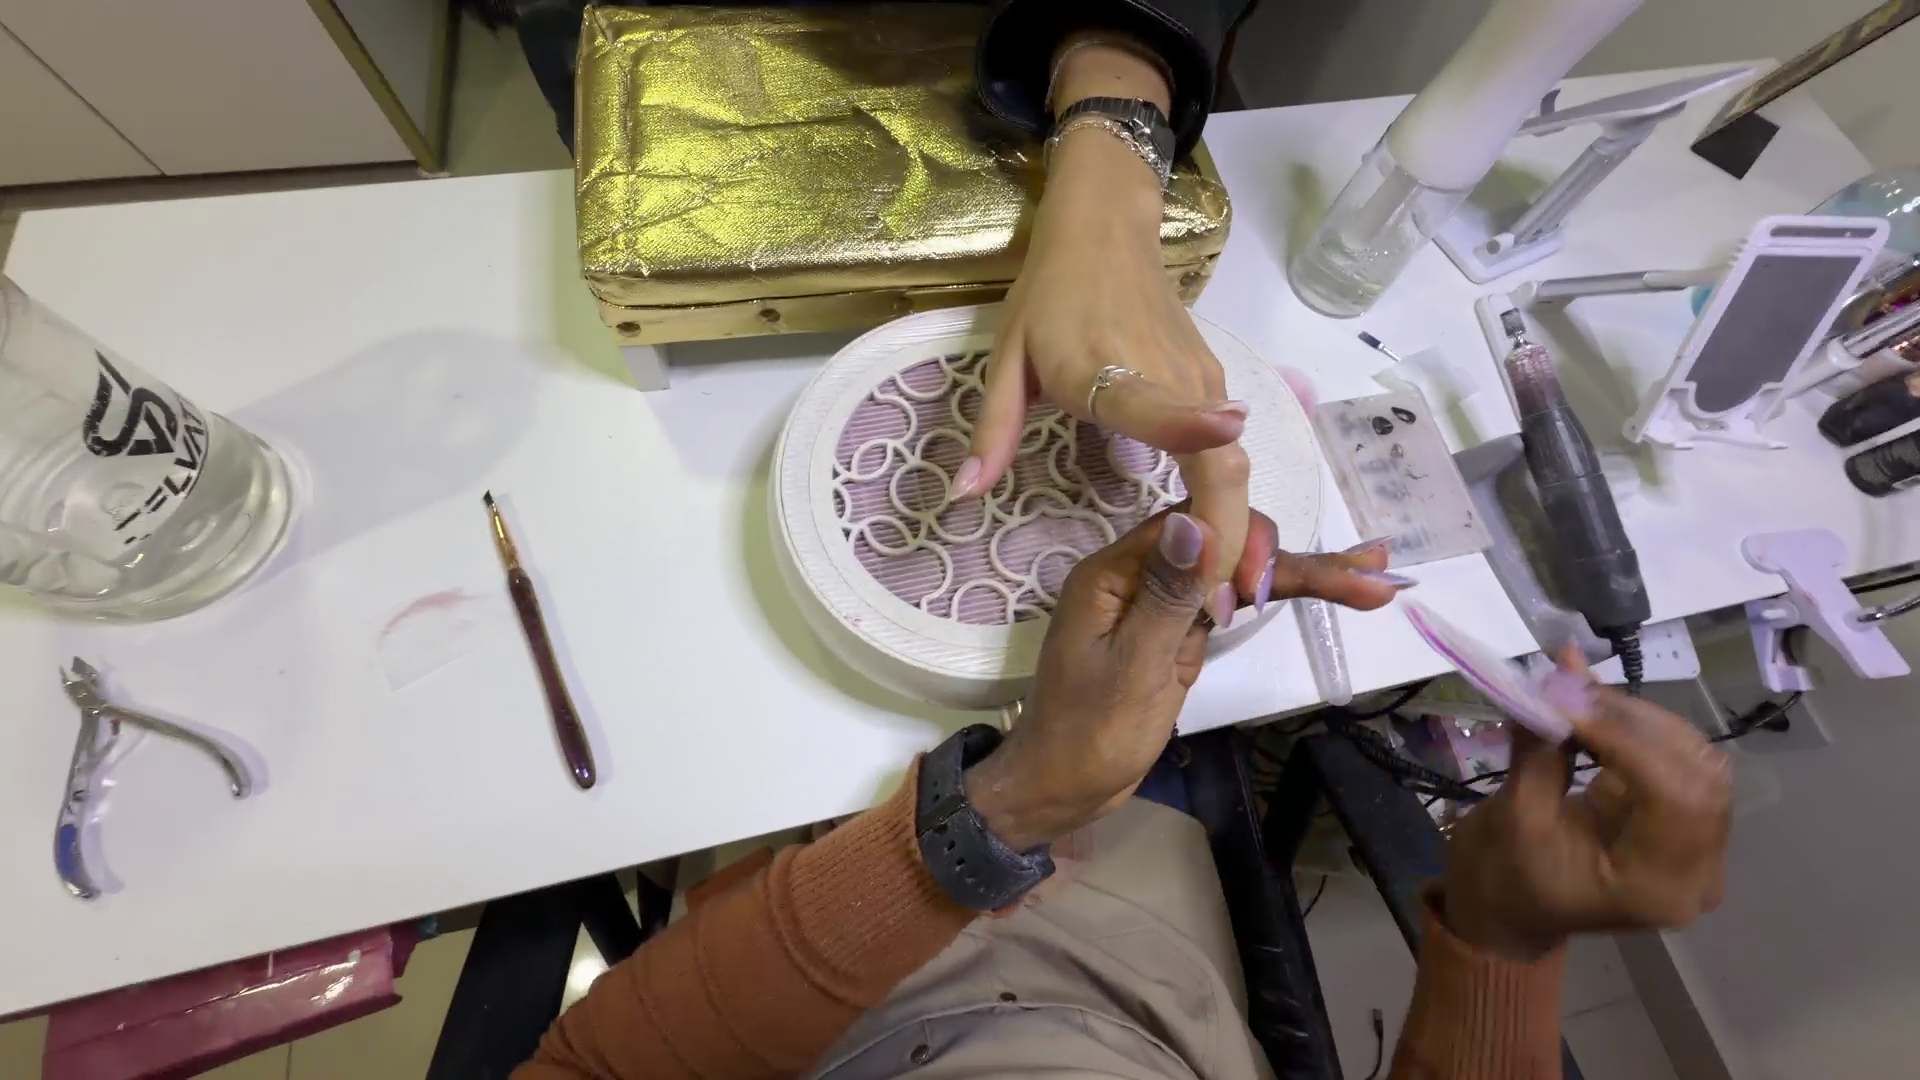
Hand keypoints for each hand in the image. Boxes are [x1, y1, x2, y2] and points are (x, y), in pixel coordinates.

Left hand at [955, 41, 1258, 603]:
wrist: (1104, 229)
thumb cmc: (1048, 296)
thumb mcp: (1006, 360)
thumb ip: (993, 430)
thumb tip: (962, 495)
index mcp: (1100, 368)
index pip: (1150, 403)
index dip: (1186, 430)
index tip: (1218, 474)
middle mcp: (1166, 374)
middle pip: (1218, 460)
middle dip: (1226, 537)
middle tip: (1215, 608)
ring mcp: (1199, 377)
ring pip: (1234, 461)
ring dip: (1236, 527)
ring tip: (1222, 592)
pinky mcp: (1212, 378)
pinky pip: (1230, 449)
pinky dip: (1230, 497)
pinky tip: (1216, 537)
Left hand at [963, 511, 1405, 849]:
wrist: (1065, 786)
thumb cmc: (1090, 734)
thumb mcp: (1134, 668)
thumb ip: (1168, 596)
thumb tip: (1196, 521)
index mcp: (1112, 573)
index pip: (1186, 524)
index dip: (1238, 537)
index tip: (1263, 585)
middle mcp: (1136, 575)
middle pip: (1219, 542)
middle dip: (1282, 558)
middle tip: (1362, 581)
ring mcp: (1160, 600)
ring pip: (1232, 571)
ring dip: (1299, 572)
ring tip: (1374, 577)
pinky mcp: (1177, 628)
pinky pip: (1227, 602)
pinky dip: (1273, 597)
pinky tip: (1326, 586)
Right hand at [1442, 657, 1732, 960]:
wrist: (1501, 913)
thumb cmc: (1501, 876)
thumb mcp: (1513, 816)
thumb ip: (1540, 751)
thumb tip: (1550, 682)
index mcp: (1658, 885)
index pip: (1676, 796)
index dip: (1627, 738)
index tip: (1564, 699)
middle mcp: (1695, 869)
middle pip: (1696, 774)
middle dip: (1633, 720)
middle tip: (1567, 686)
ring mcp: (1689, 848)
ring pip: (1691, 762)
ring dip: (1634, 719)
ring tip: (1574, 693)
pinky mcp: (1669, 826)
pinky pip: (1668, 767)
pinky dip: (1629, 731)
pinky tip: (1587, 709)